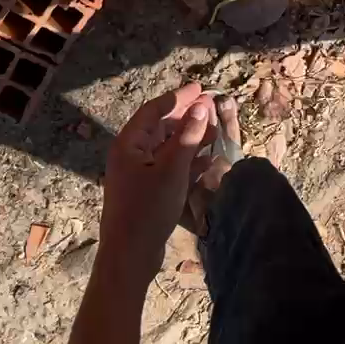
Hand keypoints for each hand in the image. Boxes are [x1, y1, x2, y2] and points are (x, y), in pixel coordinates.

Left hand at [99, 83, 212, 280]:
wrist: (130, 256)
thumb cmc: (148, 209)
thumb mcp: (172, 169)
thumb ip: (188, 136)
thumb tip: (201, 106)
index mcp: (129, 144)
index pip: (154, 110)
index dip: (178, 97)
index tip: (200, 87)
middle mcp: (131, 154)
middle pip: (161, 126)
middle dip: (187, 115)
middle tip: (211, 104)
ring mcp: (139, 173)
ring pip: (168, 146)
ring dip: (191, 137)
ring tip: (215, 128)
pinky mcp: (148, 190)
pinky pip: (170, 166)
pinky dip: (188, 159)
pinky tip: (209, 158)